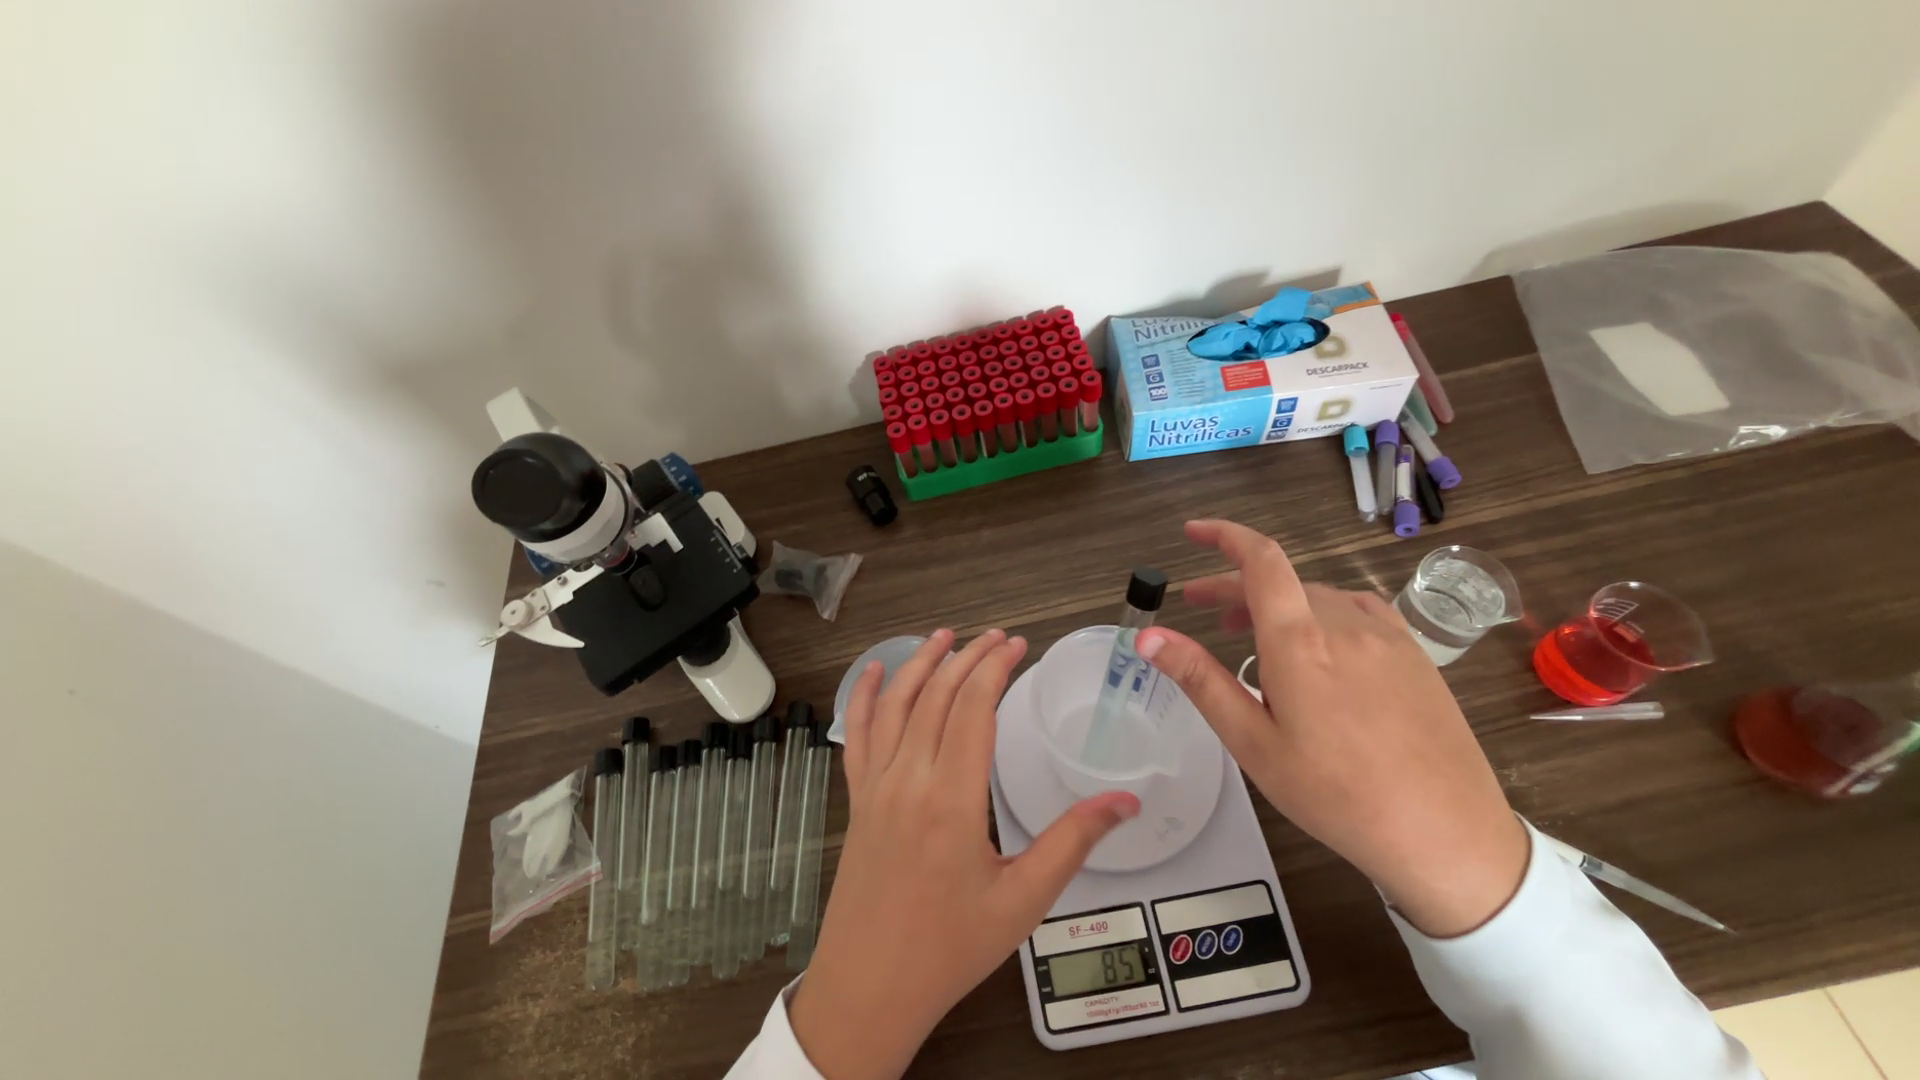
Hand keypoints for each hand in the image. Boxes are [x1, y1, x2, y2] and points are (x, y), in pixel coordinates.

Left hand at [788, 629, 1139, 1079]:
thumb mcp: (1022, 901)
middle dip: (967, 658)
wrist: (869, 988)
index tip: (1018, 646)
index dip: (996, 668)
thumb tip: (1123, 802)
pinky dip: (866, 697)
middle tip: (996, 638)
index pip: (974, 707)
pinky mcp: (858, 801)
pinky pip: (857, 736)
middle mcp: (908, 781)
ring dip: (919, 664)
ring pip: (895, 705)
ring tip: (944, 636)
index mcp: (951, 800)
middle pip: (936, 696)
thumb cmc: (947, 949)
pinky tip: (875, 672)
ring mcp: (875, 788)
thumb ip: (1073, 843)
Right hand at [1135, 520, 1527, 937]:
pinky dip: (1321, 613)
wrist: (1446, 833)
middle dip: (1235, 587)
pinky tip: (1319, 644)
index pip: (1260, 561)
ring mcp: (1388, 637)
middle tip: (1201, 610)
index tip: (1193, 531)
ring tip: (1251, 635)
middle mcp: (1345, 624)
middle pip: (1283, 582)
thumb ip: (1201, 681)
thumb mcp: (1254, 744)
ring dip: (1278, 604)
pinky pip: (1357, 613)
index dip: (1224, 535)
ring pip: (1319, 598)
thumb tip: (1148, 636)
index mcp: (1300, 642)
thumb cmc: (1335, 795)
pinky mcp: (1415, 655)